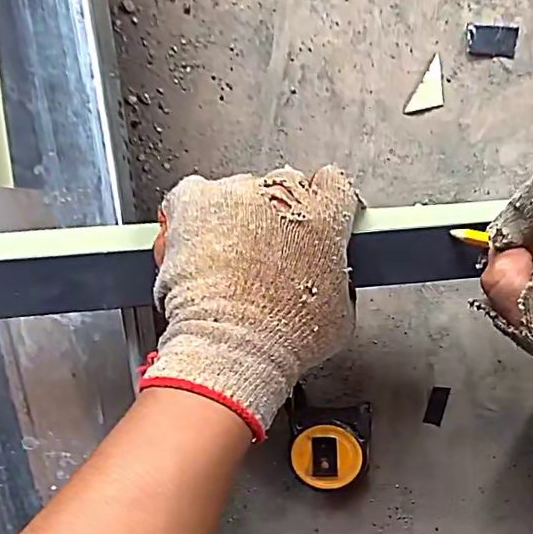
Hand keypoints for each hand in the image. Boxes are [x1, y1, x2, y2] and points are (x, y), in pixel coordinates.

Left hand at [142, 165, 359, 439]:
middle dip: (277, 217)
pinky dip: (194, 220)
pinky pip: (193, 199)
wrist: (235, 346)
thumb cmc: (286, 338)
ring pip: (237, 196)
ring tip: (228, 267)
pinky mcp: (193, 201)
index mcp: (326, 217)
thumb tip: (332, 282)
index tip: (316, 220)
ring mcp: (236, 195)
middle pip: (284, 187)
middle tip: (268, 256)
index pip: (334, 186)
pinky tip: (198, 252)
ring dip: (235, 222)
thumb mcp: (339, 316)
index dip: (325, 205)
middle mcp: (283, 195)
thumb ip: (339, 281)